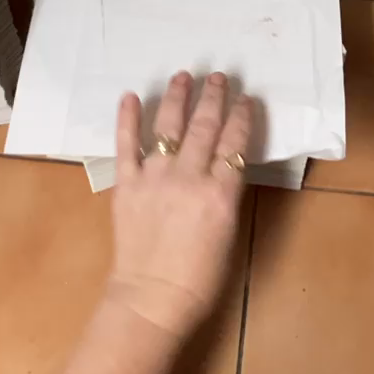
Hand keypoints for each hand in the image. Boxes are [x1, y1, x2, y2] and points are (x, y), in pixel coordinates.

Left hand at [107, 71, 253, 338]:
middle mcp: (190, 177)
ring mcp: (155, 178)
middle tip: (218, 76)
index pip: (235, 143)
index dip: (242, 117)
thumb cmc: (200, 276)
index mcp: (221, 192)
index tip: (247, 98)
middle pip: (205, 128)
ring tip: (184, 75)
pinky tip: (130, 96)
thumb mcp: (228, 231)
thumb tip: (224, 166)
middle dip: (214, 98)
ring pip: (169, 127)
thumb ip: (226, 193)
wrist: (152, 298)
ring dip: (178, 98)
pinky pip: (126, 146)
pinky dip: (128, 119)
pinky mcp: (127, 185)